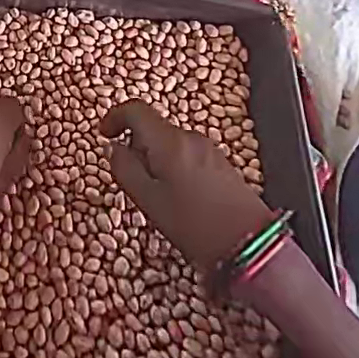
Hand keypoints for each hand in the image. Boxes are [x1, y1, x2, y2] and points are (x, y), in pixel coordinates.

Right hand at [101, 100, 271, 269]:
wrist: (254, 248)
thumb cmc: (194, 225)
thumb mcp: (147, 199)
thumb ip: (124, 168)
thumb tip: (114, 148)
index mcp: (168, 141)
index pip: (135, 109)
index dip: (114, 117)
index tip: (104, 134)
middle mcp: (190, 138)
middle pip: (153, 127)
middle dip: (135, 145)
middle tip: (130, 177)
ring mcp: (209, 150)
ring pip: (169, 142)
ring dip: (154, 157)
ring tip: (155, 193)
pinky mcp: (222, 165)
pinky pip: (186, 154)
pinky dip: (172, 165)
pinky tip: (177, 196)